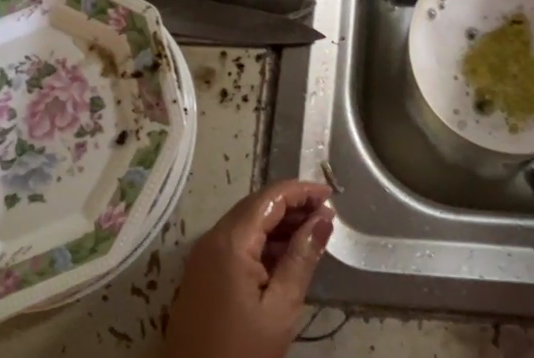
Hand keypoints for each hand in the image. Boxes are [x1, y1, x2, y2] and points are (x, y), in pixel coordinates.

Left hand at [164, 181, 334, 357]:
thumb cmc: (242, 352)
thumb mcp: (280, 308)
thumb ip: (301, 258)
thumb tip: (323, 220)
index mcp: (230, 242)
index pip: (270, 198)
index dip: (302, 191)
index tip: (331, 195)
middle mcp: (212, 239)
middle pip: (256, 205)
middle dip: (292, 205)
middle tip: (325, 216)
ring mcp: (203, 256)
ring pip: (246, 223)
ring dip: (278, 223)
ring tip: (312, 234)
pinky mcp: (202, 274)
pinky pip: (235, 243)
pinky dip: (261, 241)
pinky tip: (285, 256)